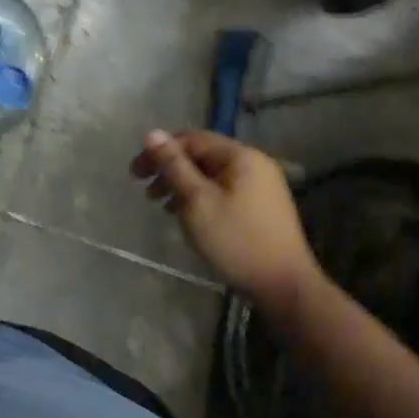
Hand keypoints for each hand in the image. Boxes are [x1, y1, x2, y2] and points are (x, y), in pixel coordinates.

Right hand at [130, 129, 322, 312]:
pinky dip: (199, 198)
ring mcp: (260, 186)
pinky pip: (222, 191)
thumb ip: (174, 166)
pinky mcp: (259, 207)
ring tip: (161, 206)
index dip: (160, 152)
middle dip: (170, 170)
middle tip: (145, 192)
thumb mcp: (197, 200)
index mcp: (241, 156)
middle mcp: (253, 164)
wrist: (283, 284)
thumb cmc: (236, 239)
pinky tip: (186, 215)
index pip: (192, 139)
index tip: (136, 174)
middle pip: (202, 156)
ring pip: (210, 175)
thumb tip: (151, 133)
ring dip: (182, 186)